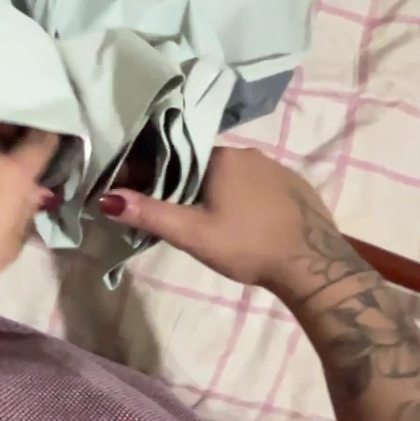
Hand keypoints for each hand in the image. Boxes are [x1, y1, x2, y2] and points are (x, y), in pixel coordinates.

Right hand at [99, 146, 349, 292]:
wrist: (314, 267)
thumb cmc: (247, 246)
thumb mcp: (191, 233)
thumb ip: (148, 213)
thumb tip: (104, 198)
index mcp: (220, 157)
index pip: (172, 157)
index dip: (148, 175)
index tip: (133, 195)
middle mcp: (247, 153)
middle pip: (198, 165)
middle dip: (178, 184)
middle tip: (166, 215)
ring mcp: (275, 168)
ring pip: (226, 174)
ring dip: (208, 191)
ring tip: (199, 220)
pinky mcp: (293, 186)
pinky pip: (252, 184)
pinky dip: (236, 197)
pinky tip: (235, 221)